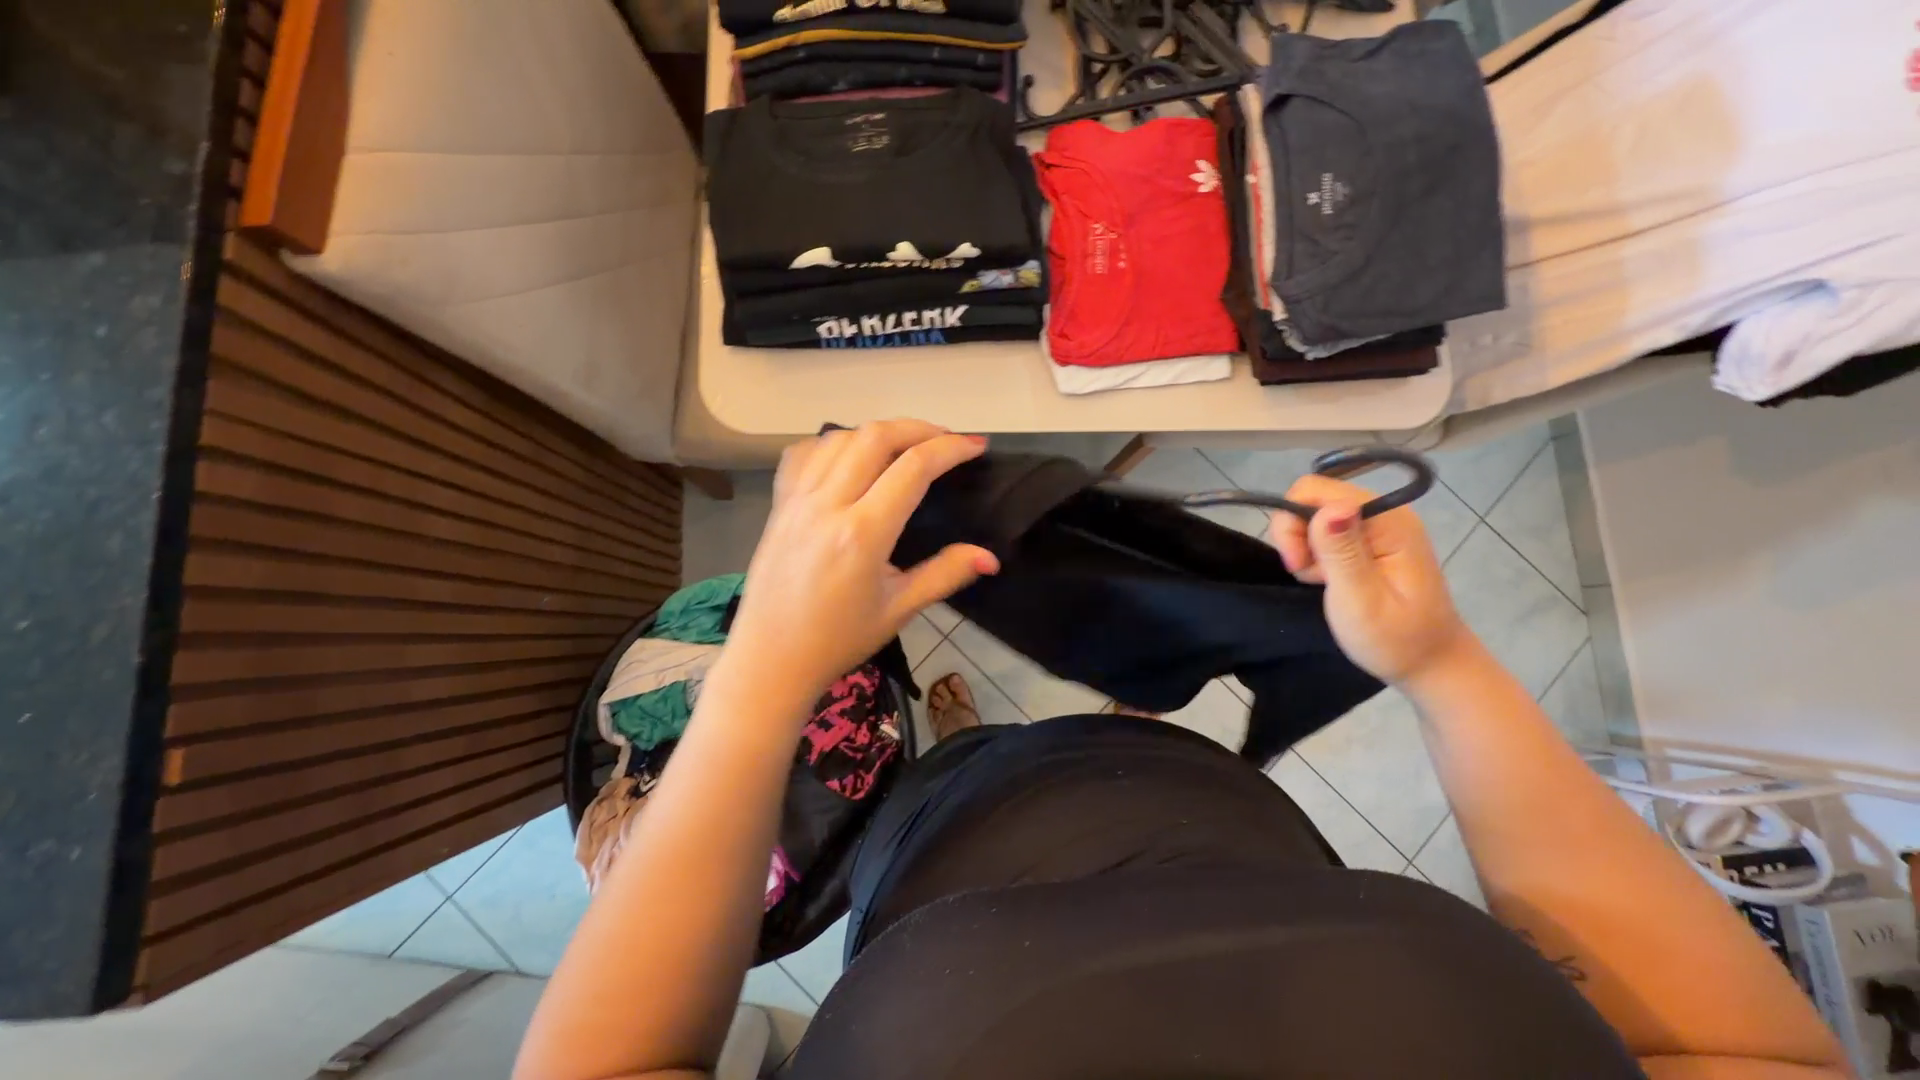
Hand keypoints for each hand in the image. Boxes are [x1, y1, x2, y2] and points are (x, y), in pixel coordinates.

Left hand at [725, 420, 999, 701]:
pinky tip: (849, 456)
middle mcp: (828, 505)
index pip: (912, 468)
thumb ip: (944, 575)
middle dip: (918, 429)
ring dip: (877, 432)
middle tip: (945, 440)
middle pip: (875, 437)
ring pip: (839, 438)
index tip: (976, 446)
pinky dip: (832, 444)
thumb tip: (990, 557)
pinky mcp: (779, 505)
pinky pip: (804, 454)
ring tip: (904, 446)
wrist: (770, 659)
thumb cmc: (838, 640)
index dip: (950, 449)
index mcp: (863, 533)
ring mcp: (797, 501)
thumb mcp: (898, 611)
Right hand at [1268, 475, 1470, 685]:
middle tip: (1307, 575)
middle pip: (1313, 498)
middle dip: (1298, 536)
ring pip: (1314, 515)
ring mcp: (1377, 526)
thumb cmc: (1395, 640)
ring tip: (1322, 582)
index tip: (1298, 564)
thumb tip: (1329, 508)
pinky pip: (1325, 531)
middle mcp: (1384, 512)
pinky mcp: (1369, 539)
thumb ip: (1342, 553)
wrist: (1430, 664)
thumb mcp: (1362, 602)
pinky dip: (1316, 555)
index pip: (1317, 490)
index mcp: (1388, 521)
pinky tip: (1329, 580)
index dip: (1295, 521)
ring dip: (1305, 548)